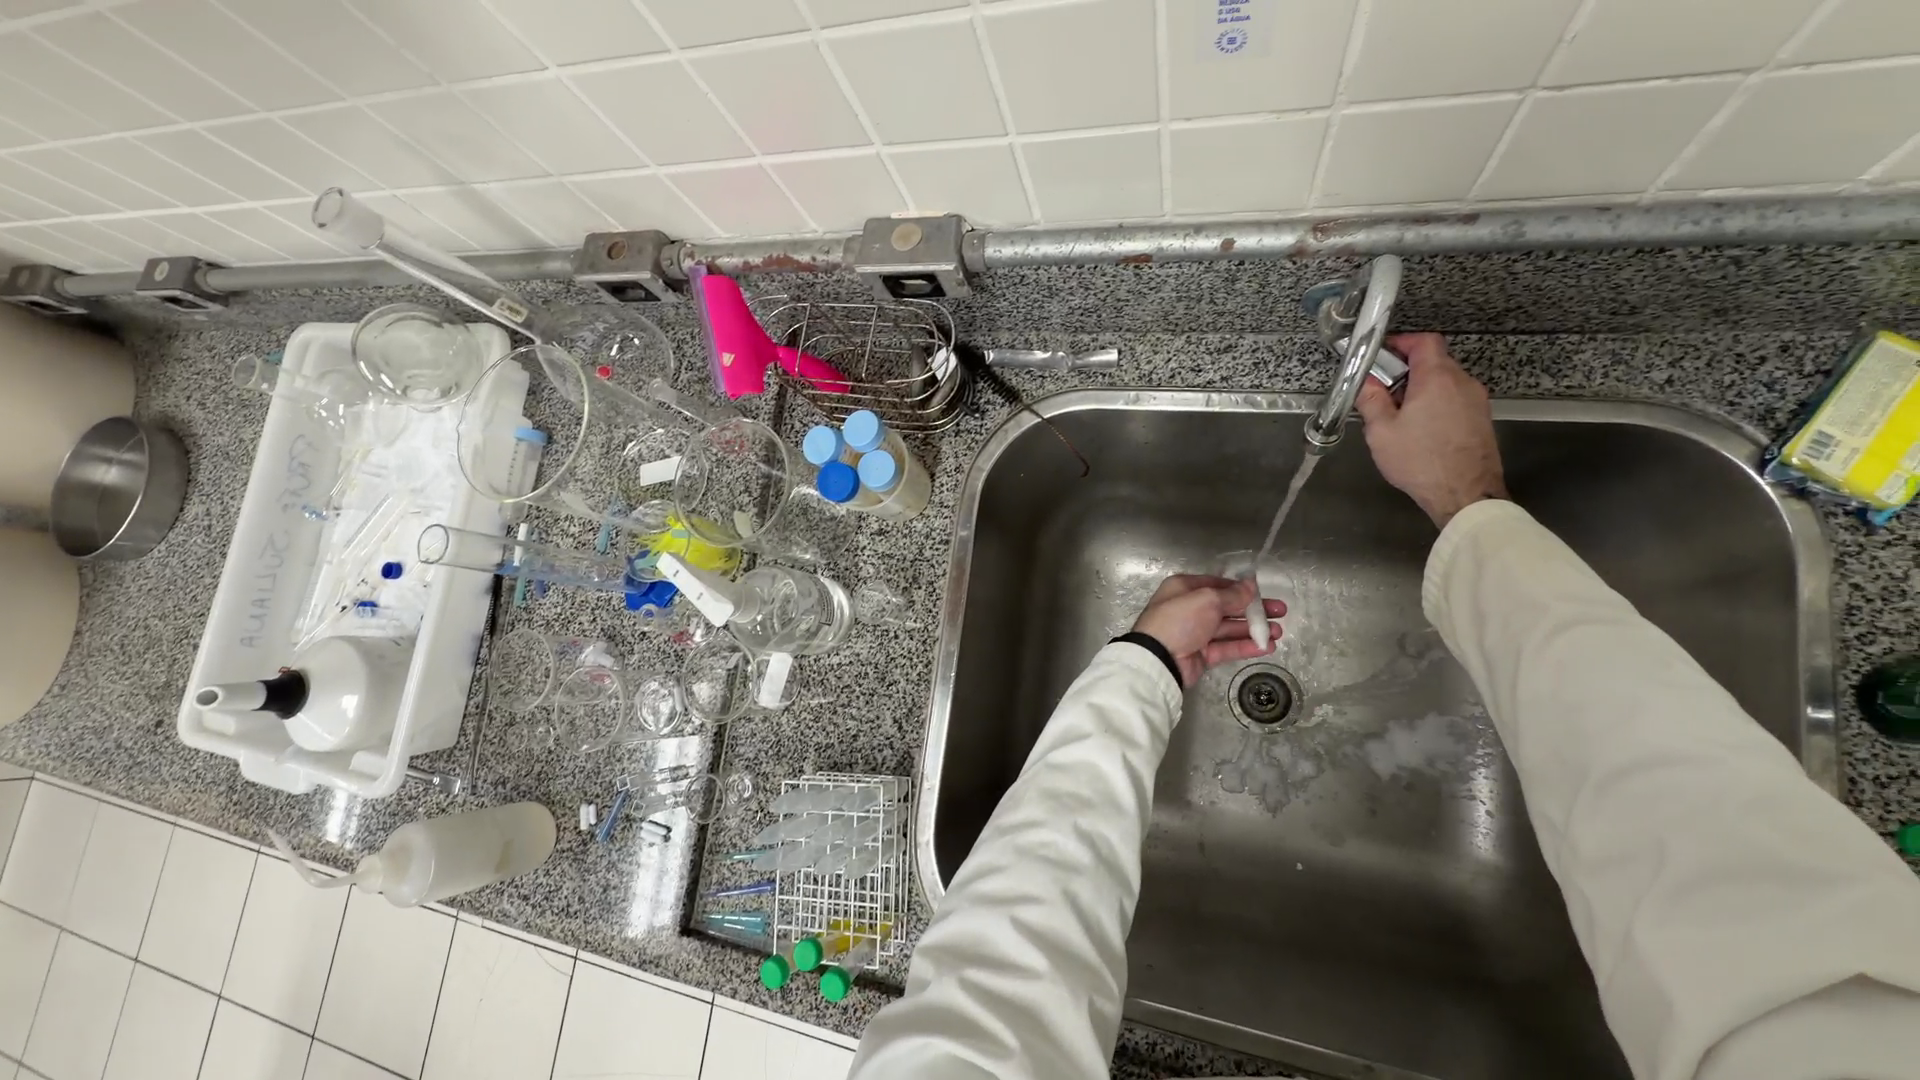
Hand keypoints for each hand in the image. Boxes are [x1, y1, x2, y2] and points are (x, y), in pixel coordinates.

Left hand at [1131, 574, 1285, 686]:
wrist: (1158, 659)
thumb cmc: (1180, 620)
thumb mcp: (1207, 599)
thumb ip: (1231, 594)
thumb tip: (1250, 585)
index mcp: (1184, 589)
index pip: (1217, 585)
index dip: (1240, 588)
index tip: (1263, 592)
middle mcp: (1189, 609)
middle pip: (1227, 607)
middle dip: (1254, 610)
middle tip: (1281, 612)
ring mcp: (1195, 633)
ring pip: (1229, 629)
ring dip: (1254, 629)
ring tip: (1279, 631)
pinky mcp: (1201, 655)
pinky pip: (1226, 648)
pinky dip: (1245, 646)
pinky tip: (1267, 646)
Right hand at [1354, 333, 1507, 528]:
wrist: (1464, 494)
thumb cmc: (1421, 461)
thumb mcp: (1381, 432)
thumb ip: (1371, 401)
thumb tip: (1366, 383)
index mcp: (1437, 378)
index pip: (1425, 341)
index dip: (1402, 342)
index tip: (1383, 354)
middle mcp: (1462, 382)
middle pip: (1435, 361)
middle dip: (1406, 370)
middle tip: (1382, 390)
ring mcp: (1476, 400)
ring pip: (1445, 382)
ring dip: (1422, 389)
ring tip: (1399, 415)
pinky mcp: (1481, 418)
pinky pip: (1455, 399)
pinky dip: (1436, 403)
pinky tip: (1420, 428)